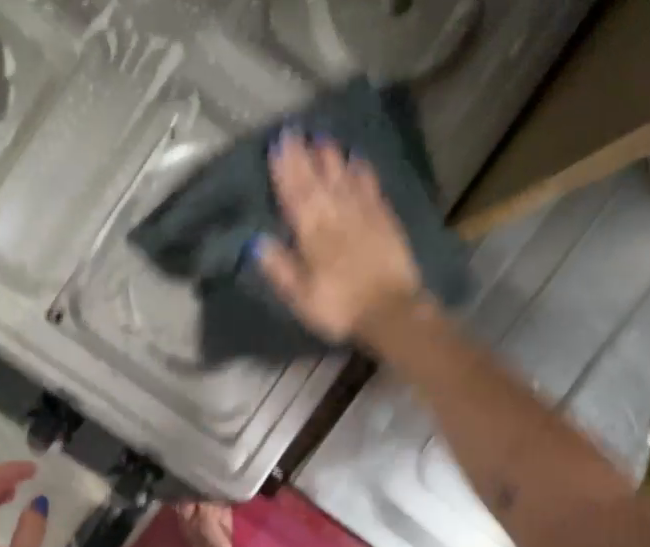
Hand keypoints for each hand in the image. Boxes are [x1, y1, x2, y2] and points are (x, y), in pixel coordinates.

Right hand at [256, 131, 425, 343]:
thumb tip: (257, 241)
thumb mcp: (301, 296)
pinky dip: (362, 172)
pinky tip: (358, 160)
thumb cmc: (339, 308)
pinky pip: (371, 188)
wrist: (391, 311)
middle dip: (304, 156)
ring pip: (344, 178)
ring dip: (332, 158)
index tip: (277, 144)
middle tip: (294, 131)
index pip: (294, 194)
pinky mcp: (385, 220)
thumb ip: (280, 267)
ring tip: (322, 138)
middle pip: (317, 180)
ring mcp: (363, 214)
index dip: (285, 169)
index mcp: (311, 233)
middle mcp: (336, 215)